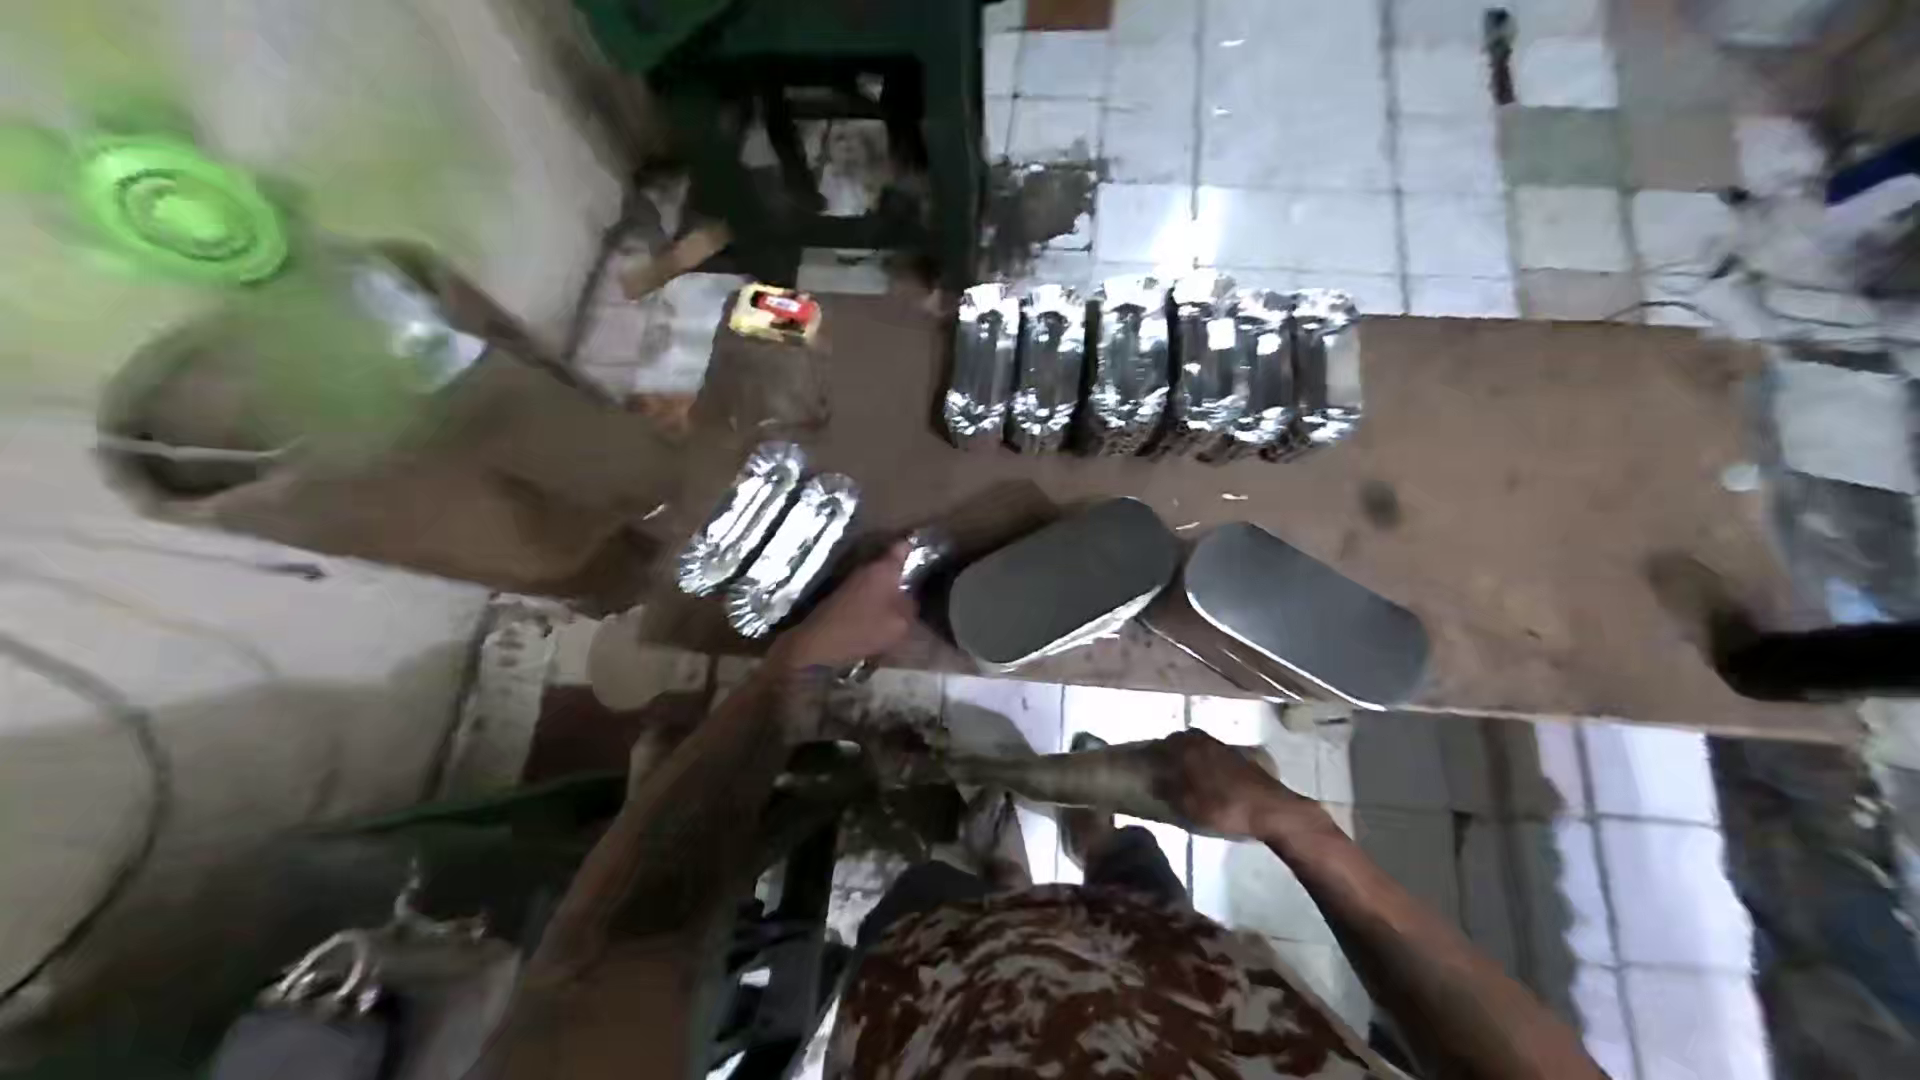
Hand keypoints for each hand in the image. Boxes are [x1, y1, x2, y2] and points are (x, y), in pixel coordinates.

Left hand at [767, 541, 916, 670]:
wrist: (817, 643)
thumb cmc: (862, 629)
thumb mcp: (900, 623)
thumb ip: (911, 606)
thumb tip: (911, 598)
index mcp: (884, 568)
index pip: (904, 546)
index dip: (917, 544)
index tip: (929, 547)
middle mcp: (868, 568)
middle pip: (892, 563)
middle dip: (907, 571)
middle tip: (924, 584)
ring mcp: (853, 580)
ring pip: (881, 578)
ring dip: (892, 588)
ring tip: (907, 603)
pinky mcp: (844, 595)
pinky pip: (869, 591)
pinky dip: (879, 598)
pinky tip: (885, 614)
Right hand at [1150, 730, 1319, 839]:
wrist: (1271, 811)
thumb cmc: (1224, 807)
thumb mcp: (1190, 805)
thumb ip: (1170, 791)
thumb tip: (1154, 780)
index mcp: (1189, 748)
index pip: (1164, 743)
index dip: (1156, 754)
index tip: (1150, 764)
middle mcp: (1205, 741)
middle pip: (1183, 741)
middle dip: (1174, 751)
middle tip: (1167, 768)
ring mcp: (1226, 747)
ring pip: (1201, 746)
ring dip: (1192, 756)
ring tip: (1188, 775)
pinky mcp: (1242, 758)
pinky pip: (1216, 755)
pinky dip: (1209, 763)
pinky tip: (1211, 779)